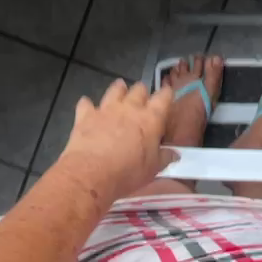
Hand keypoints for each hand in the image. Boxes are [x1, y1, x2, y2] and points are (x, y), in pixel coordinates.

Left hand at [55, 79, 174, 202]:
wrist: (91, 173)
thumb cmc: (128, 172)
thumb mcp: (152, 169)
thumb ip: (164, 157)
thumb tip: (175, 154)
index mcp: (150, 119)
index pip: (163, 98)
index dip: (166, 94)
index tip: (168, 93)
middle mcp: (129, 108)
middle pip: (138, 89)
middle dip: (142, 91)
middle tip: (143, 97)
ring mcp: (106, 109)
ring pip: (115, 90)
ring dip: (119, 89)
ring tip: (120, 89)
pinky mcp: (86, 115)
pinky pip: (86, 103)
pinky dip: (88, 104)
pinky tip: (88, 106)